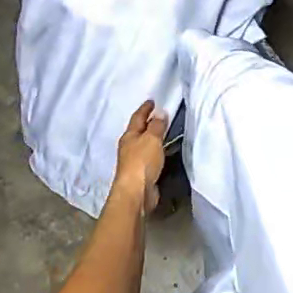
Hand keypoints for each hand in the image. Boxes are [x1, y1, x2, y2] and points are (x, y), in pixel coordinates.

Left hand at [108, 100, 167, 214]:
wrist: (136, 191)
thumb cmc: (142, 162)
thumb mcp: (152, 139)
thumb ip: (157, 126)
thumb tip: (160, 113)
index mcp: (129, 136)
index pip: (138, 117)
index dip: (145, 109)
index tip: (152, 101)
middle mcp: (129, 146)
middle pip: (139, 130)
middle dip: (147, 122)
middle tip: (158, 114)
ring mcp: (134, 159)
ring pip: (144, 143)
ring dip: (152, 136)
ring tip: (163, 130)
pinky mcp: (141, 171)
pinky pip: (149, 155)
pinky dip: (156, 149)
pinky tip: (162, 150)